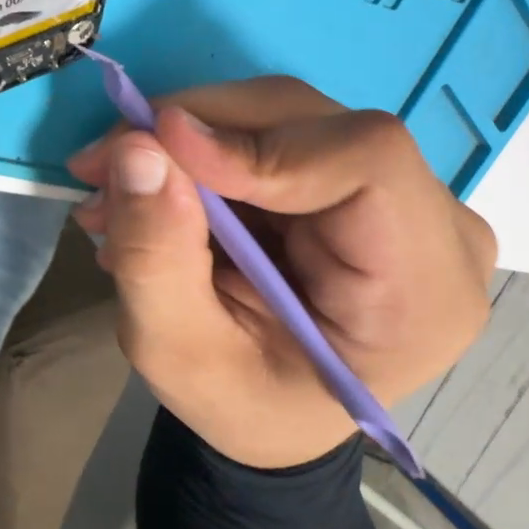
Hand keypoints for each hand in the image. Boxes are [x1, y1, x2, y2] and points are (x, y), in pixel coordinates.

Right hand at [68, 77, 495, 468]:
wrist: (266, 410)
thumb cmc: (237, 402)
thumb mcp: (176, 351)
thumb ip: (155, 257)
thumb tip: (136, 148)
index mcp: (420, 291)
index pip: (365, 162)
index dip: (256, 143)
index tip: (153, 150)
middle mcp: (430, 226)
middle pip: (312, 124)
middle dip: (191, 131)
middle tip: (97, 165)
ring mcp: (395, 196)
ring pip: (279, 117)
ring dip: (180, 140)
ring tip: (109, 190)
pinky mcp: (348, 180)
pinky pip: (264, 132)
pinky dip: (191, 150)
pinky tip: (146, 190)